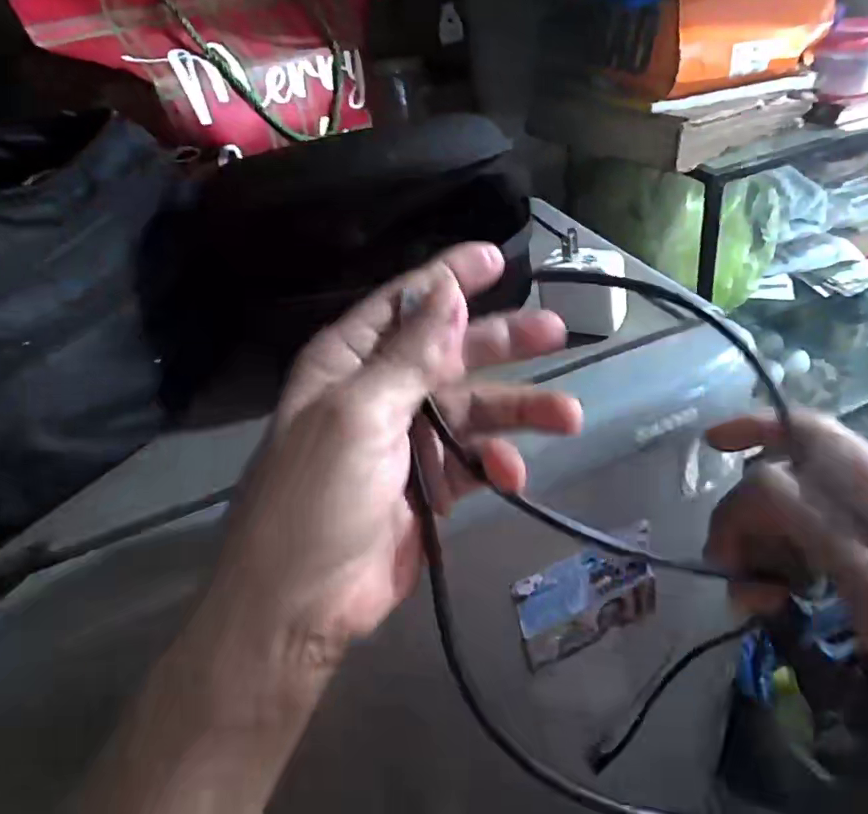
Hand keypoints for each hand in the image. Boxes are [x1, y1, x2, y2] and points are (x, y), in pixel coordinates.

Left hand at [74, 244, 580, 813]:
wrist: (299, 609)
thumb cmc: (317, 499)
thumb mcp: (360, 415)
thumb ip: (409, 355)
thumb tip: (445, 290)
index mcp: (348, 362)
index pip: (405, 304)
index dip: (449, 277)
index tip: (496, 257)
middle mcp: (378, 390)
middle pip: (450, 351)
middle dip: (501, 341)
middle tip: (555, 330)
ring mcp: (405, 438)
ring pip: (473, 407)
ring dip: (518, 410)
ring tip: (567, 416)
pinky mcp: (427, 484)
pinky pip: (472, 460)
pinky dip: (495, 465)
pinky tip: (512, 477)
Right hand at [704, 409, 867, 741]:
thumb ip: (822, 531)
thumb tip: (757, 477)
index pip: (812, 432)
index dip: (757, 426)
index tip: (710, 446)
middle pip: (789, 475)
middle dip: (745, 511)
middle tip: (724, 563)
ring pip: (789, 511)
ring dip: (757, 544)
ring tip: (750, 595)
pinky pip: (805, 542)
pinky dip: (778, 564)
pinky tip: (772, 600)